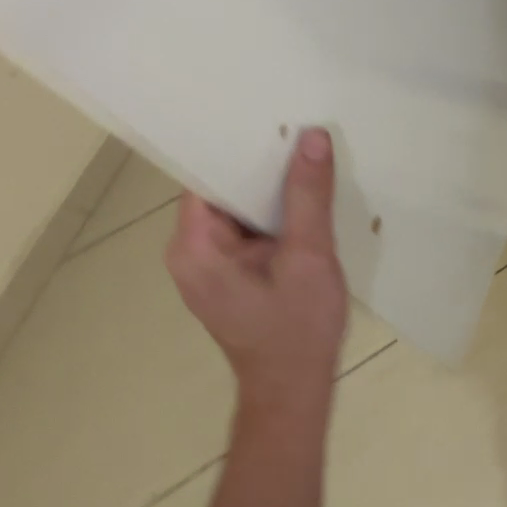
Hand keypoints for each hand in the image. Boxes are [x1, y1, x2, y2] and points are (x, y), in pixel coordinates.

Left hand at [166, 128, 348, 407]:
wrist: (295, 391)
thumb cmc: (295, 328)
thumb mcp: (308, 256)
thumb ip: (307, 196)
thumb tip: (311, 137)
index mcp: (195, 246)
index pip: (207, 176)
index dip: (238, 144)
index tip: (273, 115)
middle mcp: (194, 251)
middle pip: (225, 188)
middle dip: (264, 162)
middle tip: (303, 126)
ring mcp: (214, 264)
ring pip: (242, 207)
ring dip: (275, 187)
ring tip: (312, 151)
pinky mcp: (236, 273)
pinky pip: (253, 227)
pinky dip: (279, 211)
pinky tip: (312, 193)